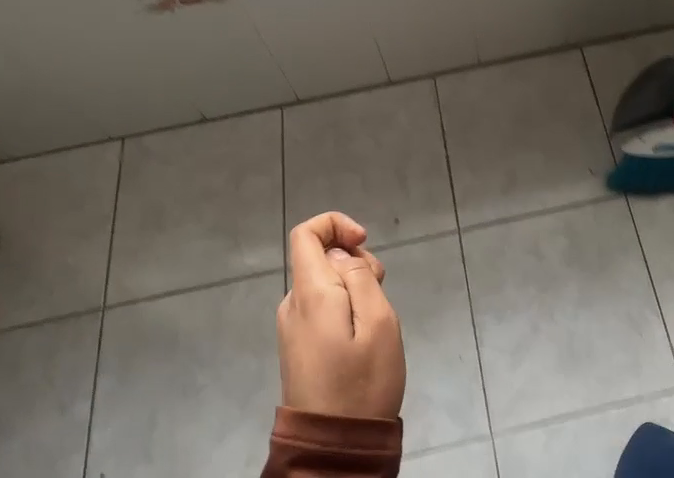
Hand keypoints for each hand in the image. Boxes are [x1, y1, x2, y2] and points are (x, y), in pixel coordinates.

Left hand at [278, 211, 404, 419]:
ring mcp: (291, 328)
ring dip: (353, 286)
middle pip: (319, 258)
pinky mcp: (297, 347)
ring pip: (323, 284)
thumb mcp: (379, 322)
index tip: (365, 243)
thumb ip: (360, 278)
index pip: (306, 233)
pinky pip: (321, 308)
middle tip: (382, 289)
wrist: (334, 448)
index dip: (336, 224)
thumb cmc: (363, 384)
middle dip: (354, 260)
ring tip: (377, 320)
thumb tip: (340, 255)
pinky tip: (362, 336)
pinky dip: (344, 307)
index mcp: (309, 293)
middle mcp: (292, 305)